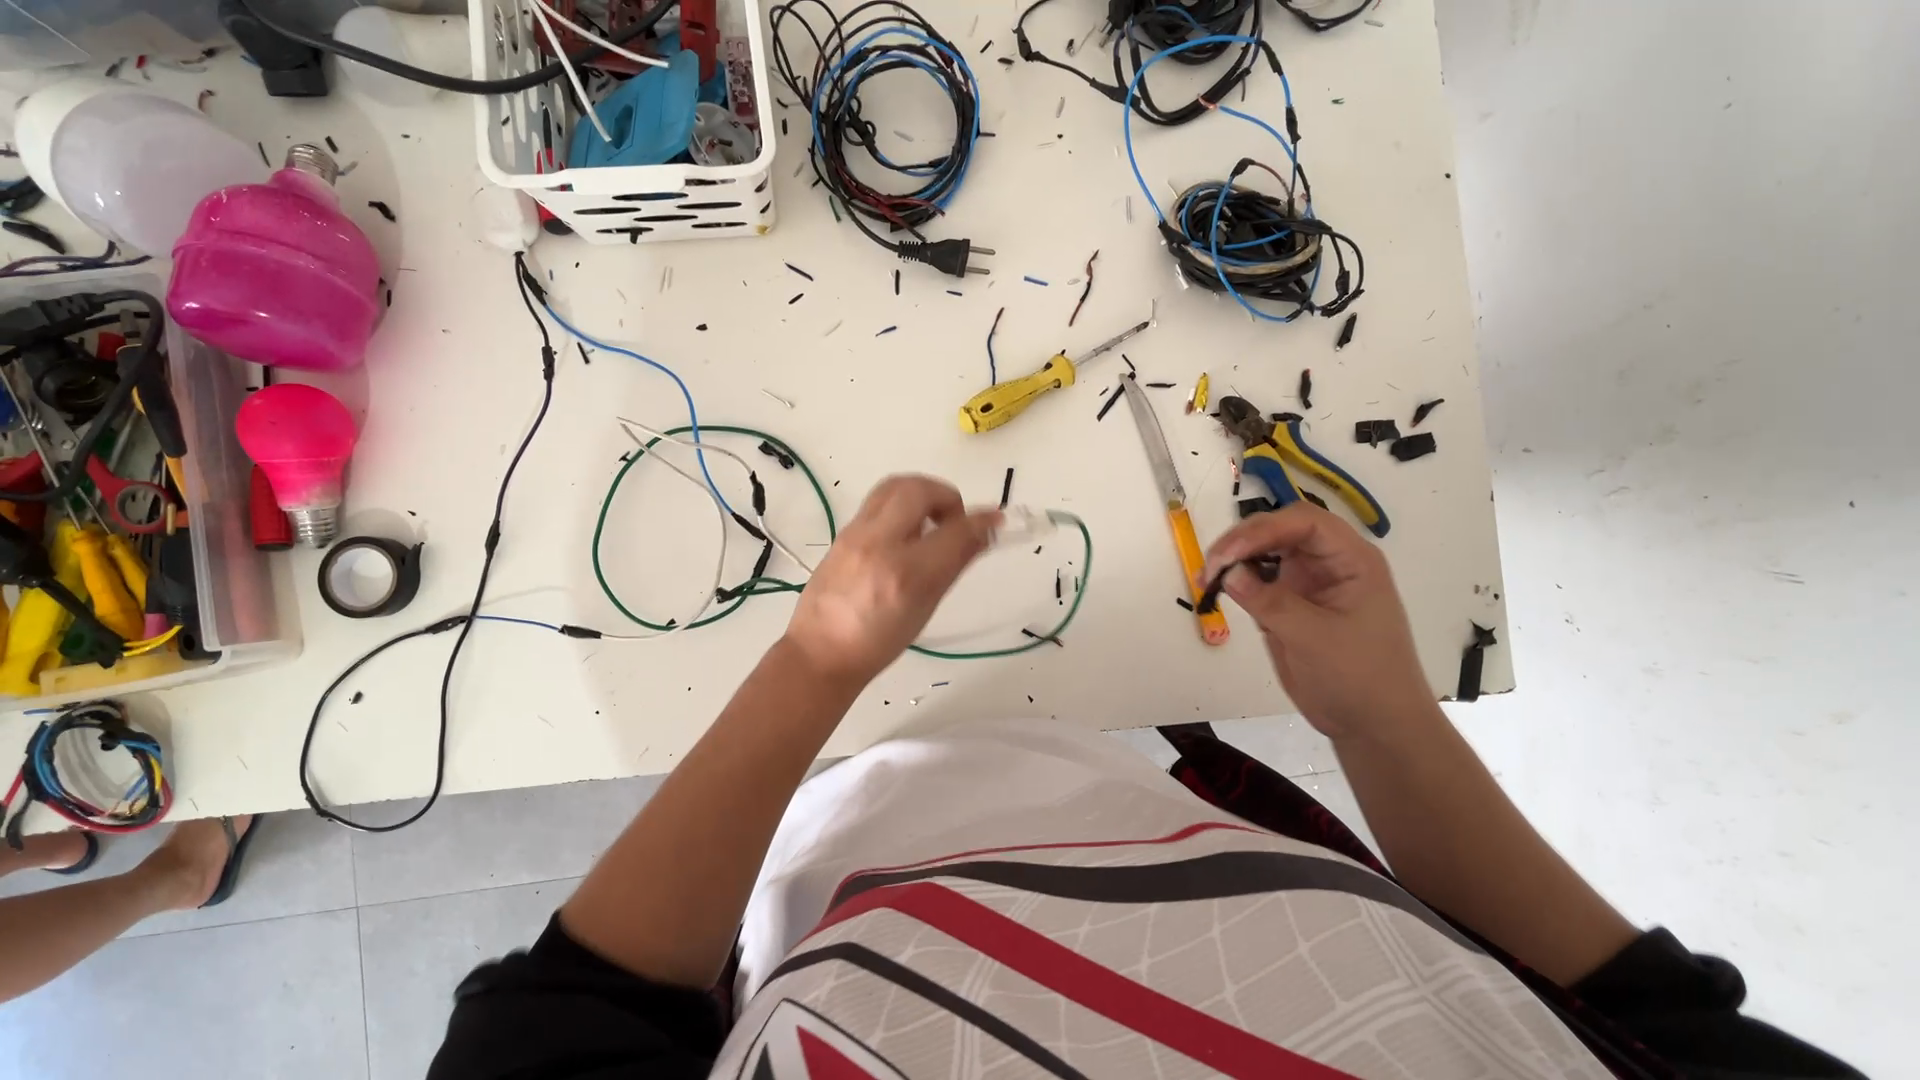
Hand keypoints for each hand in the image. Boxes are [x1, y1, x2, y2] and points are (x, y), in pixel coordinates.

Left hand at [784, 475, 998, 684]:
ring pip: (894, 486)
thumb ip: (953, 565)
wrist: (821, 652)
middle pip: (918, 490)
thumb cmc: (878, 642)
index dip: (983, 520)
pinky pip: (878, 502)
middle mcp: (878, 545)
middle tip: (955, 520)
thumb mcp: (925, 608)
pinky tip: (907, 533)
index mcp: (905, 574)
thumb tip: (982, 533)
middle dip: (947, 495)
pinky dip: (902, 505)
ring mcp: (855, 535)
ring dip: (922, 493)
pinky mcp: (843, 533)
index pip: (954, 531)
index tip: (996, 519)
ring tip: (930, 522)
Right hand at [1203, 504, 1436, 741]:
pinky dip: (1236, 581)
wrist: (1374, 724)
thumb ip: (1270, 602)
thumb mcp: (1313, 638)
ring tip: (1206, 578)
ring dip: (1234, 559)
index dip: (1262, 530)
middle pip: (1279, 530)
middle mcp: (1330, 562)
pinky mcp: (1291, 604)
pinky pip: (1259, 580)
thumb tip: (1227, 573)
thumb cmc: (1359, 676)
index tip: (1227, 555)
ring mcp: (1309, 582)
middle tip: (1209, 568)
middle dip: (1242, 542)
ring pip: (1265, 552)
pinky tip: (1216, 589)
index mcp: (1351, 560)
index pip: (1304, 523)